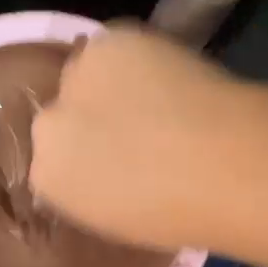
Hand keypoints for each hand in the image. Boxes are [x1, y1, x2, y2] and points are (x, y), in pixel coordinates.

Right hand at [29, 22, 248, 250]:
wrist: (221, 166)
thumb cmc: (176, 214)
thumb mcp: (118, 220)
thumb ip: (95, 191)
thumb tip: (105, 173)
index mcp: (46, 180)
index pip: (52, 162)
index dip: (85, 158)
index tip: (114, 162)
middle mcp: (48, 129)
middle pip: (61, 115)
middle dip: (88, 119)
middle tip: (132, 129)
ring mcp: (74, 83)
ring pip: (83, 76)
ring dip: (105, 84)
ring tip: (151, 98)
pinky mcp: (107, 46)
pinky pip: (113, 48)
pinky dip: (134, 56)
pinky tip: (165, 75)